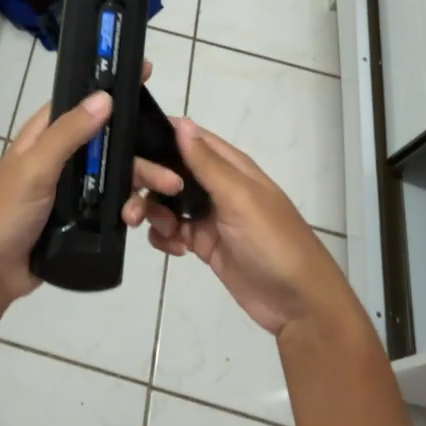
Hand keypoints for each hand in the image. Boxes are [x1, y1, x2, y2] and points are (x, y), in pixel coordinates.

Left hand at [0, 61, 184, 304]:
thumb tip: (104, 96)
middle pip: (108, 144)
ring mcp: (70, 190)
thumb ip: (68, 133)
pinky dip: (129, 209)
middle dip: (140, 155)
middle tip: (172, 173)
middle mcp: (59, 157)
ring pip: (114, 177)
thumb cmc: (5, 212)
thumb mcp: (35, 168)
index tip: (147, 75)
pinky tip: (141, 220)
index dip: (111, 88)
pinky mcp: (77, 219)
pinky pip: (110, 206)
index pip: (81, 101)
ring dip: (139, 186)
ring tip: (165, 200)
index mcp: (43, 136)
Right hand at [124, 119, 352, 335]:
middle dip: (148, 180)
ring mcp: (208, 215)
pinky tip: (175, 249)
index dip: (158, 136)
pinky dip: (164, 237)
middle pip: (169, 169)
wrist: (297, 304)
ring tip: (154, 228)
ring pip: (165, 201)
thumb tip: (180, 122)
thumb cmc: (273, 242)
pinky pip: (170, 231)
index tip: (127, 144)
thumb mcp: (240, 198)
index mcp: (229, 165)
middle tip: (137, 198)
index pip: (188, 138)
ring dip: (151, 210)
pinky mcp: (202, 243)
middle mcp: (215, 185)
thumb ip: (207, 163)